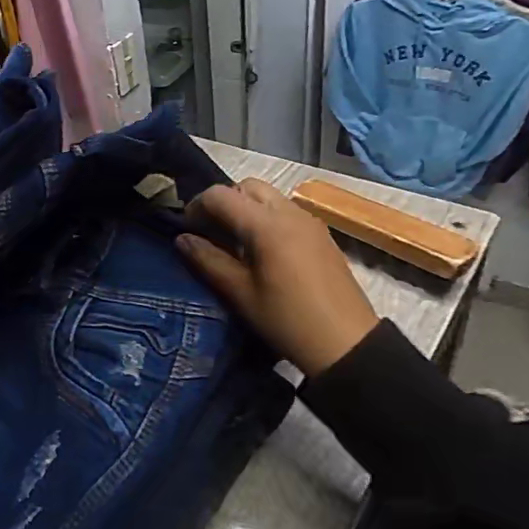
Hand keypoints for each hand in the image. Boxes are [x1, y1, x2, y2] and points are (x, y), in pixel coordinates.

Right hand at [176, 180, 379, 376]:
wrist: (346, 342)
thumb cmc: (287, 321)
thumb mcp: (241, 294)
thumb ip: (209, 261)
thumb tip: (182, 238)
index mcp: (266, 224)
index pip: (221, 195)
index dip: (198, 206)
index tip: (188, 230)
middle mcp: (289, 211)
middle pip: (247, 186)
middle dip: (224, 201)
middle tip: (212, 232)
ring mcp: (309, 220)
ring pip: (269, 196)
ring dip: (247, 208)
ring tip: (237, 243)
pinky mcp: (321, 233)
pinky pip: (287, 210)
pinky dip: (268, 217)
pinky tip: (265, 250)